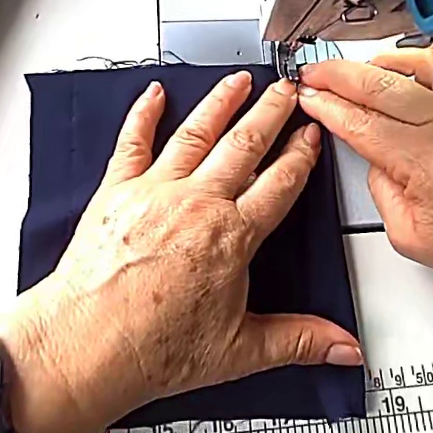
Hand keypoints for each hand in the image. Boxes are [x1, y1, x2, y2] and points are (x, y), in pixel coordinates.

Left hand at [0, 72, 362, 432]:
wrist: (88, 343)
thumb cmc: (153, 347)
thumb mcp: (239, 350)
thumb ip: (298, 340)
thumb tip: (343, 349)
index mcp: (232, 236)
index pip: (280, 182)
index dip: (301, 154)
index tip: (310, 134)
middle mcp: (197, 203)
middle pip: (244, 145)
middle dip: (270, 112)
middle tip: (286, 91)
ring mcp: (155, 192)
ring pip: (196, 133)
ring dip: (220, 102)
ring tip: (238, 82)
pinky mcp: (116, 191)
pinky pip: (133, 141)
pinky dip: (144, 114)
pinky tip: (154, 95)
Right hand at [294, 49, 432, 324]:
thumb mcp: (408, 233)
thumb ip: (381, 186)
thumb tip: (373, 154)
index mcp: (424, 160)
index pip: (357, 120)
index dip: (324, 105)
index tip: (307, 97)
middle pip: (378, 82)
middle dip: (336, 73)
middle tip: (314, 71)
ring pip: (417, 61)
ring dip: (376, 61)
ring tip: (351, 66)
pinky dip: (421, 59)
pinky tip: (404, 65)